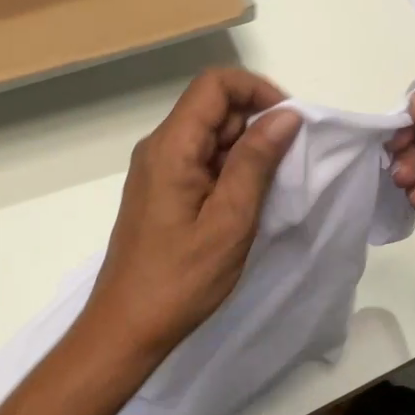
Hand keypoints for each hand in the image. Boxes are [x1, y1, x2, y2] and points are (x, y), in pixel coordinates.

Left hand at [79, 68, 301, 358]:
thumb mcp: (229, 221)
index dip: (256, 90)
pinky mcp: (161, 190)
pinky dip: (230, 168)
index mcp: (171, 146)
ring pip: (210, 133)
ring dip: (246, 148)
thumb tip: (285, 115)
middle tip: (288, 161)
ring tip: (271, 187)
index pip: (215, 84)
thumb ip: (256, 162)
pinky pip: (201, 159)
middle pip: (213, 106)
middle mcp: (159, 147)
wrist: (125, 329)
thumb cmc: (179, 280)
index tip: (289, 121)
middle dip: (256, 122)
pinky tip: (247, 201)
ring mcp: (158, 169)